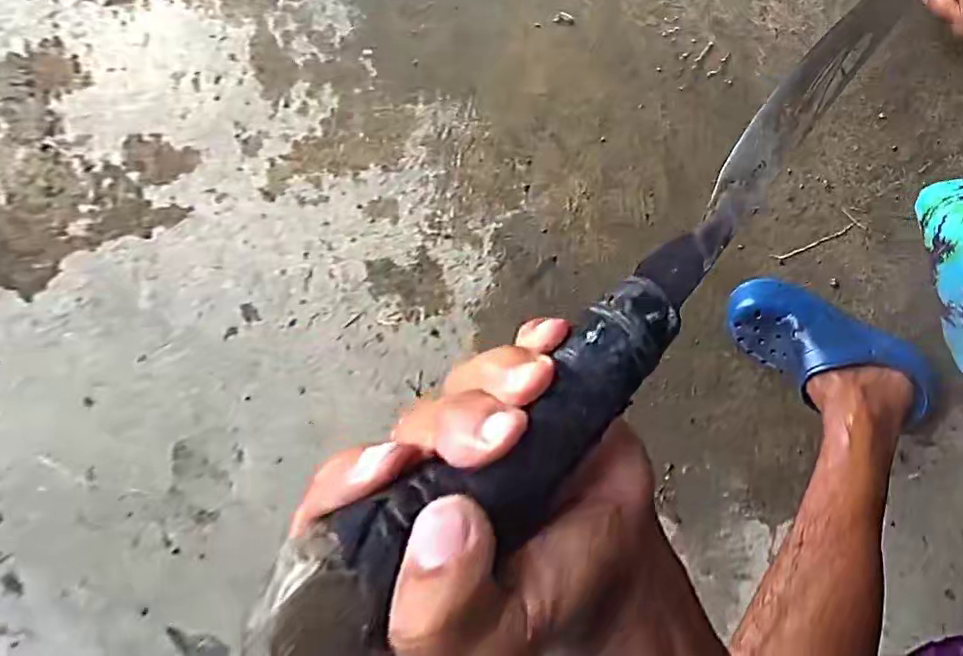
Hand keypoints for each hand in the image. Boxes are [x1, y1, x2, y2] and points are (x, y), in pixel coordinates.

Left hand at [290, 319, 692, 655]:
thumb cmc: (548, 602)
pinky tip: (551, 339)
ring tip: (539, 382)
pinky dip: (536, 338)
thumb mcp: (490, 635)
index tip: (395, 462)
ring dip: (501, 372)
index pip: (343, 500)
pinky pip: (526, 349)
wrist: (619, 556)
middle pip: (421, 424)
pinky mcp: (542, 392)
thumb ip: (444, 609)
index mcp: (393, 536)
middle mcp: (431, 472)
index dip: (356, 474)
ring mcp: (489, 425)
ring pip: (470, 379)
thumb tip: (439, 525)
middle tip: (504, 432)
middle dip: (460, 417)